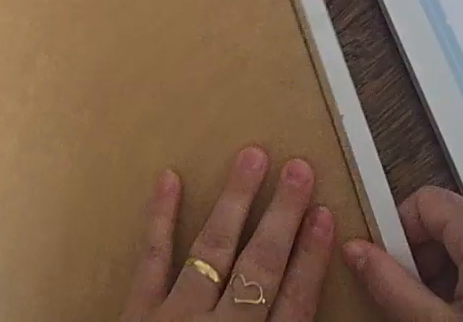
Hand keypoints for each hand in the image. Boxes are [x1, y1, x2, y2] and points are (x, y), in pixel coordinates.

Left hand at [120, 146, 336, 321]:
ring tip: (252, 157)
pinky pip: (150, 259)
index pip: (292, 308)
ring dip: (235, 202)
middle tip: (299, 168)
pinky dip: (160, 217)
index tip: (325, 216)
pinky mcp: (136, 314)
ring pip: (211, 250)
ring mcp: (174, 319)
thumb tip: (297, 317)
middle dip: (282, 217)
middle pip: (258, 269)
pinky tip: (168, 177)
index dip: (310, 260)